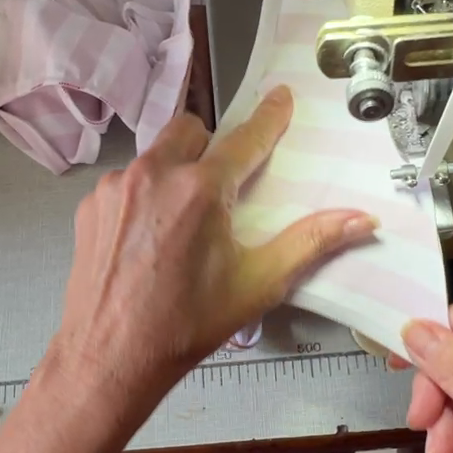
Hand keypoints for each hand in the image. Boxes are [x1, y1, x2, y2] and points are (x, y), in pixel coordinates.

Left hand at [46, 87, 377, 412]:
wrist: (110, 356)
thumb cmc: (188, 324)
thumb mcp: (258, 284)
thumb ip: (311, 243)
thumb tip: (362, 219)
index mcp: (201, 190)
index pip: (245, 139)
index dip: (268, 117)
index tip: (280, 96)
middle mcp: (154, 174)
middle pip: (191, 130)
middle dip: (209, 148)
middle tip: (217, 190)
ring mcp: (116, 186)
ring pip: (156, 154)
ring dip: (174, 171)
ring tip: (178, 221)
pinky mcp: (90, 203)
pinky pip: (126, 179)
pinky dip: (142, 195)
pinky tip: (146, 236)